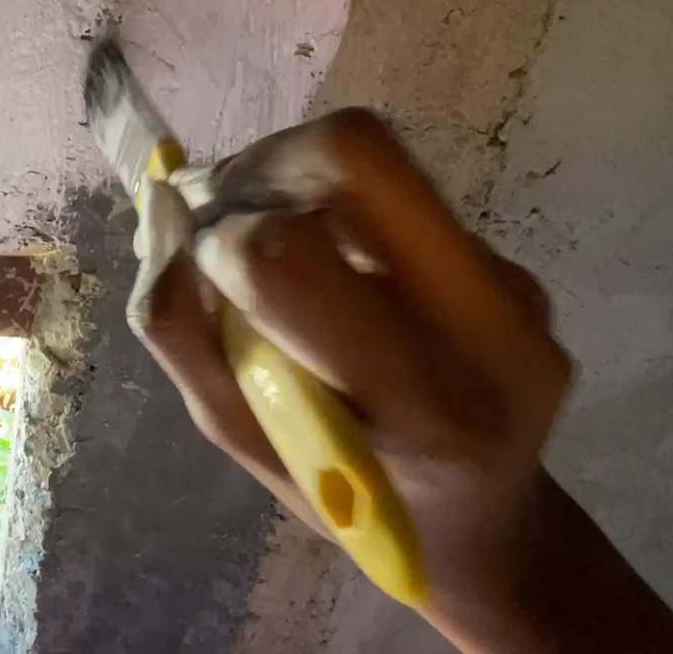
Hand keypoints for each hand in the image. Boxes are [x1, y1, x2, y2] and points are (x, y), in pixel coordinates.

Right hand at [134, 108, 672, 653]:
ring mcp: (511, 280)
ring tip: (269, 241)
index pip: (296, 251)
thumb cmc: (342, 499)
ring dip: (287, 180)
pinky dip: (326, 202)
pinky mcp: (508, 258)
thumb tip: (161, 215)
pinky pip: (391, 189)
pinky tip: (325, 260)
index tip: (203, 257)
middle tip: (223, 214)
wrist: (482, 518)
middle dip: (260, 167)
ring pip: (371, 160)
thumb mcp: (236, 438)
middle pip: (358, 154)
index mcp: (418, 401)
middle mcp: (489, 322)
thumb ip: (182, 332)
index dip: (224, 236)